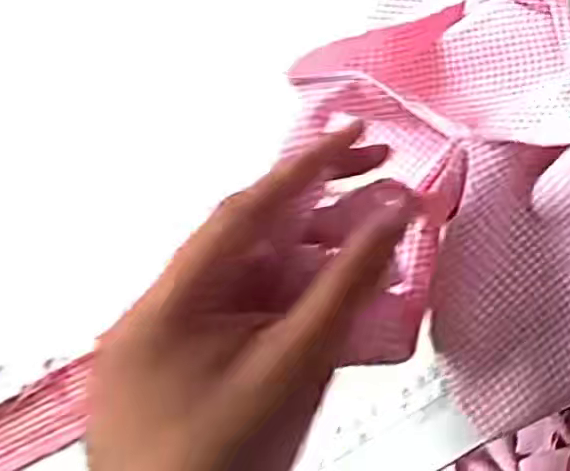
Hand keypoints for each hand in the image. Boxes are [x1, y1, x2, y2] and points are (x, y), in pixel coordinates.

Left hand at [87, 123, 416, 470]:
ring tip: (384, 220)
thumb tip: (401, 206)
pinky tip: (353, 270)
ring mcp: (185, 329)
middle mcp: (168, 307)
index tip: (359, 130)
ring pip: (266, 257)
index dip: (306, 164)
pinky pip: (268, 288)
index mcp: (169, 305)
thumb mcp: (301, 356)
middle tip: (384, 165)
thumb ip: (353, 276)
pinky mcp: (207, 347)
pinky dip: (314, 270)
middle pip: (253, 229)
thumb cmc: (230, 445)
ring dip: (327, 234)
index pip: (245, 212)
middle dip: (323, 193)